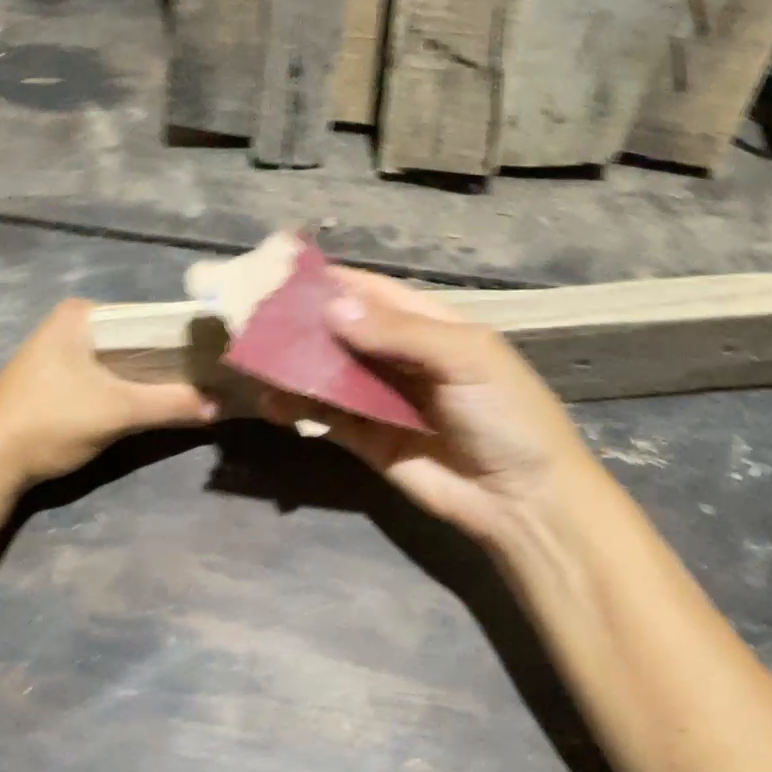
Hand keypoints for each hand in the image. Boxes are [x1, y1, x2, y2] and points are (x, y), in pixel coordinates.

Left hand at [0, 299, 215, 486]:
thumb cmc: (51, 421)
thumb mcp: (117, 411)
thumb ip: (171, 404)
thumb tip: (221, 406)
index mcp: (84, 314)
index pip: (152, 318)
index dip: (188, 340)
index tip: (221, 361)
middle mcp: (74, 324)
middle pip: (141, 341)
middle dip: (174, 363)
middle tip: (214, 382)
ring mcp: (65, 353)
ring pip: (127, 362)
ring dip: (156, 380)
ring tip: (195, 394)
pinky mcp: (61, 381)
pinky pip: (111, 378)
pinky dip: (134, 391)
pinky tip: (157, 406)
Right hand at [260, 269, 596, 544]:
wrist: (522, 500)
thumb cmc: (507, 416)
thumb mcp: (465, 359)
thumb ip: (399, 333)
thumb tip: (332, 309)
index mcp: (428, 325)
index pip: (370, 292)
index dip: (328, 282)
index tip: (278, 272)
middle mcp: (399, 358)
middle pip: (340, 332)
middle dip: (300, 325)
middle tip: (249, 319)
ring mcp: (381, 401)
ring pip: (327, 374)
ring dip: (292, 366)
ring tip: (250, 359)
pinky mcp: (367, 440)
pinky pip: (326, 417)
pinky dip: (298, 408)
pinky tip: (271, 402)